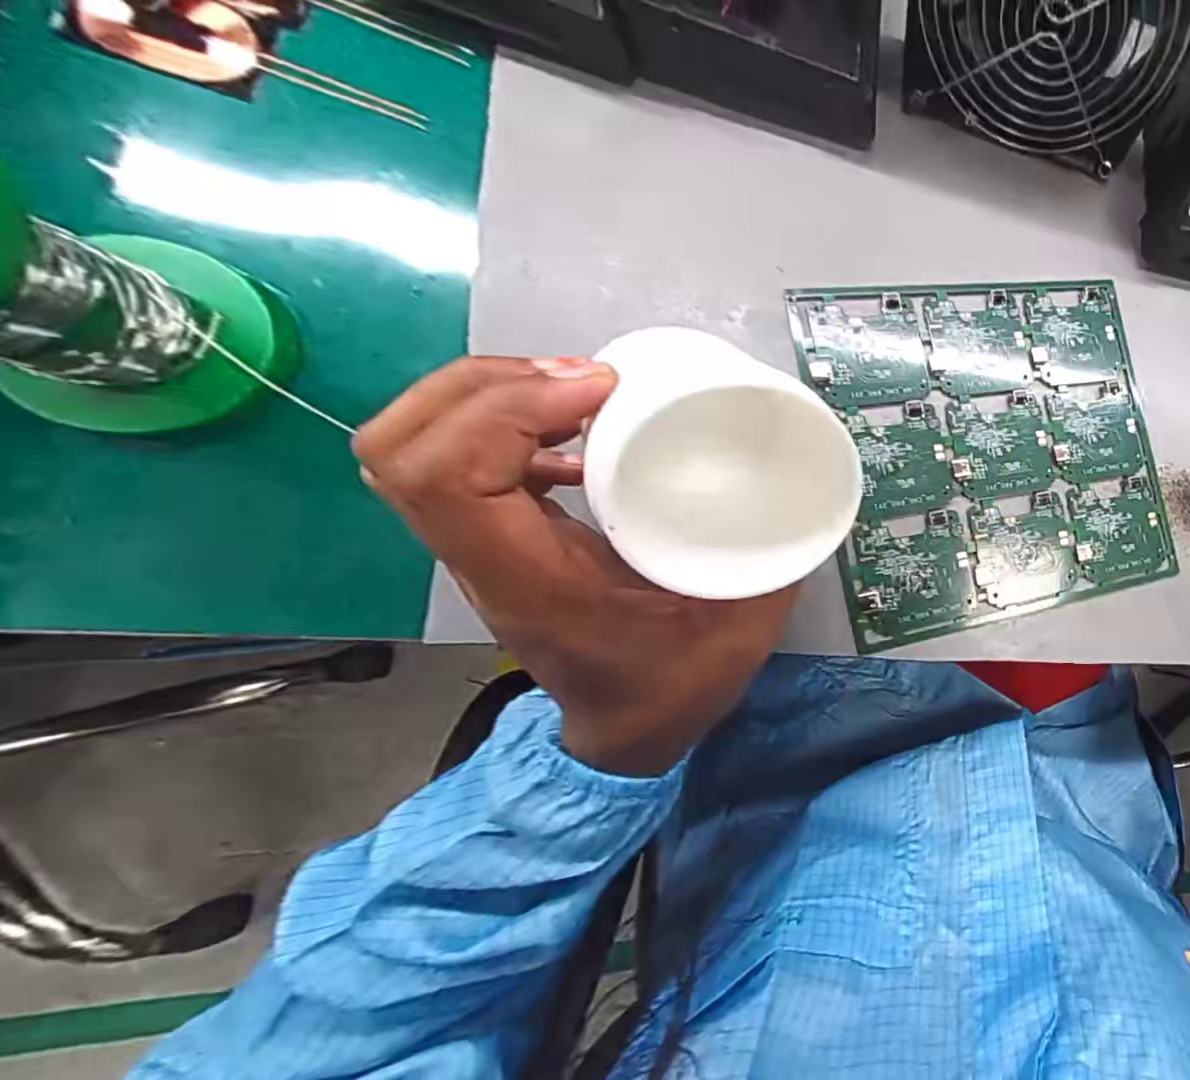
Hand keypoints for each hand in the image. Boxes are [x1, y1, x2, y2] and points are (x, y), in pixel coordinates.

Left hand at [354, 356, 797, 775]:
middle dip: (486, 384)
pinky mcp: (497, 536)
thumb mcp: (740, 627)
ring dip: (489, 393)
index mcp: (535, 585)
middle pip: (404, 445)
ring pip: (414, 445)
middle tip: (584, 381)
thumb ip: (766, 556)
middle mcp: (488, 562)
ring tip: (578, 390)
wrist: (629, 733)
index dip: (509, 410)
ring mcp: (481, 548)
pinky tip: (572, 427)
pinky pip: (457, 456)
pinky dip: (504, 418)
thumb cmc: (675, 688)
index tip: (598, 394)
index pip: (450, 478)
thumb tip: (784, 479)